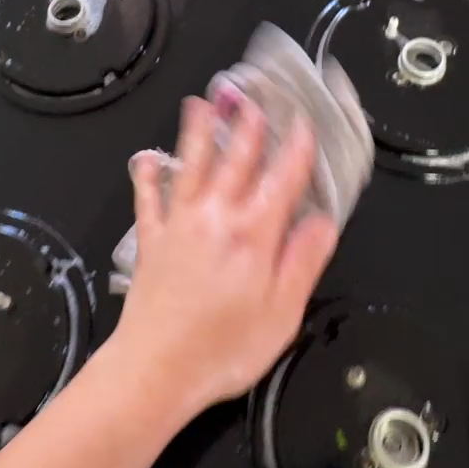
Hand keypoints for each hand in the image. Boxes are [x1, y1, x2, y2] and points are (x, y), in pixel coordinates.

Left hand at [110, 96, 340, 419]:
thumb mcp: (281, 314)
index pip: (282, 181)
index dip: (296, 150)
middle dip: (247, 127)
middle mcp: (215, 219)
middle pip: (235, 162)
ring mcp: (179, 225)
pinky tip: (146, 159)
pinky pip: (148, 199)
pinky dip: (146, 176)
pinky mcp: (151, 240)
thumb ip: (302, 262)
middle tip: (252, 98)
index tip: (304, 125)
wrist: (156, 369)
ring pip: (190, 167)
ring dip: (196, 133)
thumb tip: (322, 223)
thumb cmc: (221, 349)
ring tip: (200, 104)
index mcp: (252, 236)